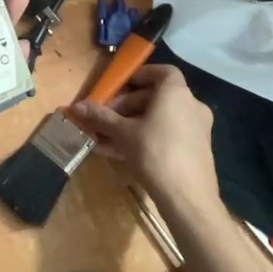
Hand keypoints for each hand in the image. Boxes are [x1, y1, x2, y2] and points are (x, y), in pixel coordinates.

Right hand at [70, 64, 219, 217]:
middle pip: (156, 97)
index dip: (140, 75)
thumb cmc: (156, 153)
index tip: (119, 86)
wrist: (189, 200)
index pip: (162, 72)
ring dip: (132, 124)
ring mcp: (196, 131)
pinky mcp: (195, 152)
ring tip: (106, 137)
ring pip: (159, 119)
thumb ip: (101, 117)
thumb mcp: (123, 133)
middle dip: (127, 105)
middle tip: (106, 116)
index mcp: (176, 94)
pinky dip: (145, 138)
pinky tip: (119, 153)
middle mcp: (191, 107)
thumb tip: (77, 106)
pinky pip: (166, 136)